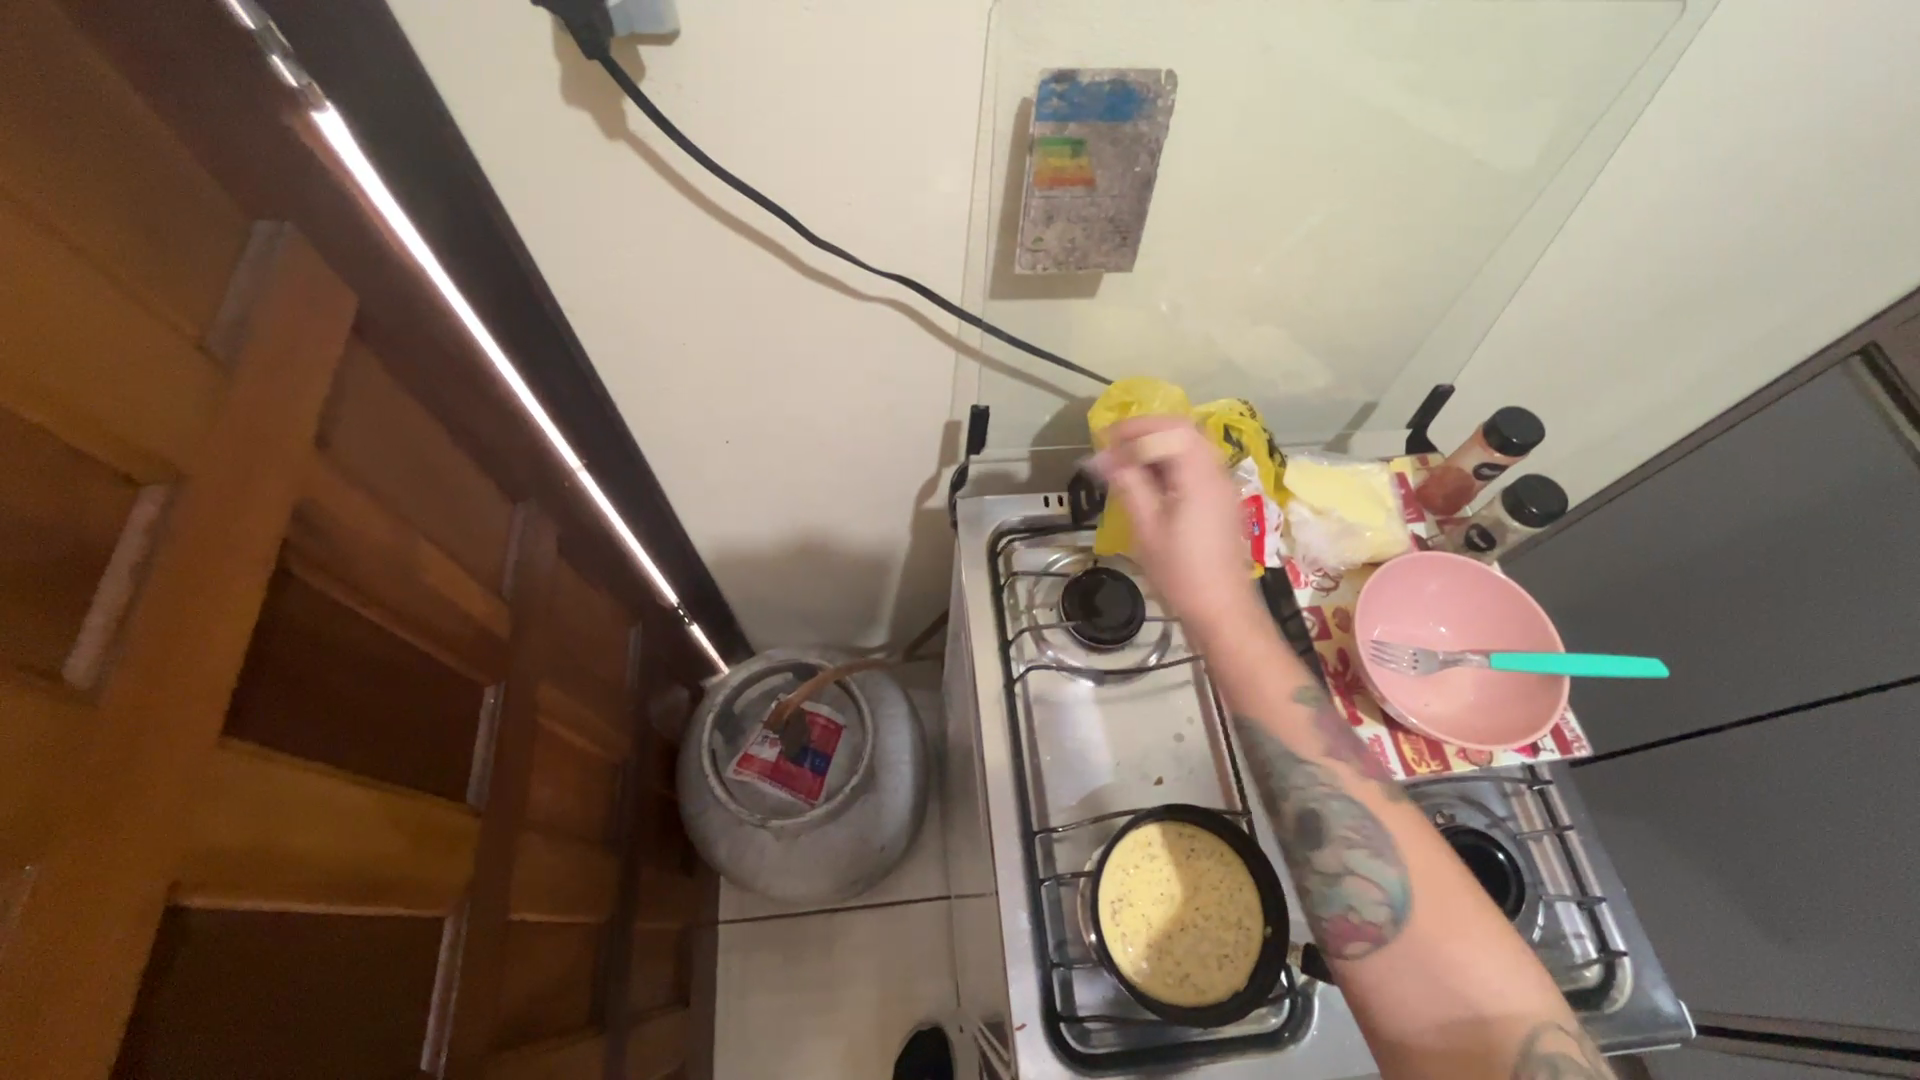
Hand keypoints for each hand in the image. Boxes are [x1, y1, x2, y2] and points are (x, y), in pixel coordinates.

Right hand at [1093, 416, 1262, 637]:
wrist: (1222, 608)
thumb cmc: (1181, 572)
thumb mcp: (1146, 527)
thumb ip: (1127, 484)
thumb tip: (1101, 458)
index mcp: (1199, 475)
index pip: (1169, 429)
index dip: (1134, 427)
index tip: (1105, 439)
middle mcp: (1216, 473)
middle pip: (1183, 432)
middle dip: (1146, 434)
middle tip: (1114, 449)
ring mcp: (1223, 487)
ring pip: (1190, 448)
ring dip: (1157, 449)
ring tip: (1126, 466)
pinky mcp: (1221, 502)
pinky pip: (1196, 467)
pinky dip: (1170, 465)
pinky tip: (1149, 485)